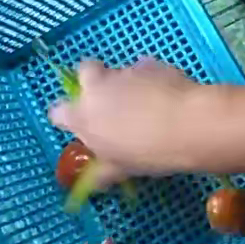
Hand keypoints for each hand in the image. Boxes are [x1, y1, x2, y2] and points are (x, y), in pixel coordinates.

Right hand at [48, 60, 216, 184]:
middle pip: (85, 72)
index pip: (58, 112)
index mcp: (82, 115)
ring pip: (118, 71)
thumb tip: (97, 180)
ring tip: (146, 102)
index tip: (82, 126)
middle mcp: (98, 87)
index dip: (69, 118)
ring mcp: (125, 72)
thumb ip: (104, 171)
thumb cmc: (147, 152)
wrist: (186, 124)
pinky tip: (164, 92)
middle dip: (93, 81)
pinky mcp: (151, 63)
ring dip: (126, 82)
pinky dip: (150, 77)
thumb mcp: (121, 169)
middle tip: (108, 100)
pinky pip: (145, 67)